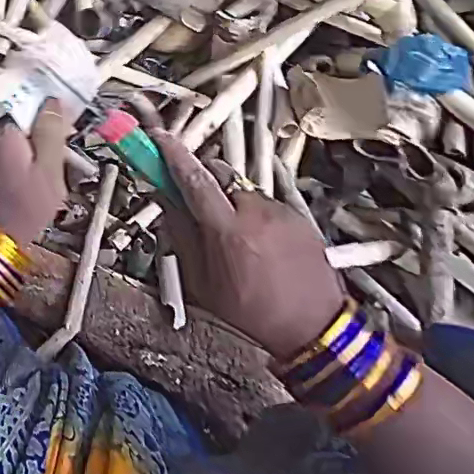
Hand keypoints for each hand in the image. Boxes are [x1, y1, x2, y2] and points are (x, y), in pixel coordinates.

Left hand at [0, 100, 72, 241]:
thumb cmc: (22, 207)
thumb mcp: (49, 169)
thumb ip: (51, 132)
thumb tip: (54, 104)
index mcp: (2, 130)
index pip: (24, 94)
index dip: (47, 97)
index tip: (64, 103)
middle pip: (18, 106)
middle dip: (41, 113)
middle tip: (63, 125)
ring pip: (14, 122)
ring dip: (34, 128)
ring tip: (54, 142)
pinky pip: (8, 137)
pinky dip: (24, 141)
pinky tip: (39, 154)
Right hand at [150, 129, 346, 356]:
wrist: (316, 334)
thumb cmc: (258, 315)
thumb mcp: (200, 279)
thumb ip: (180, 233)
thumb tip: (165, 201)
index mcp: (229, 230)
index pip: (194, 178)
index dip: (172, 154)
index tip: (157, 139)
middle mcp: (259, 215)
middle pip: (218, 174)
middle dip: (200, 180)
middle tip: (189, 199)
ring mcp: (283, 215)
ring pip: (241, 189)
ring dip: (226, 200)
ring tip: (227, 234)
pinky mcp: (300, 220)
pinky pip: (264, 203)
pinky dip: (250, 213)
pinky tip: (252, 243)